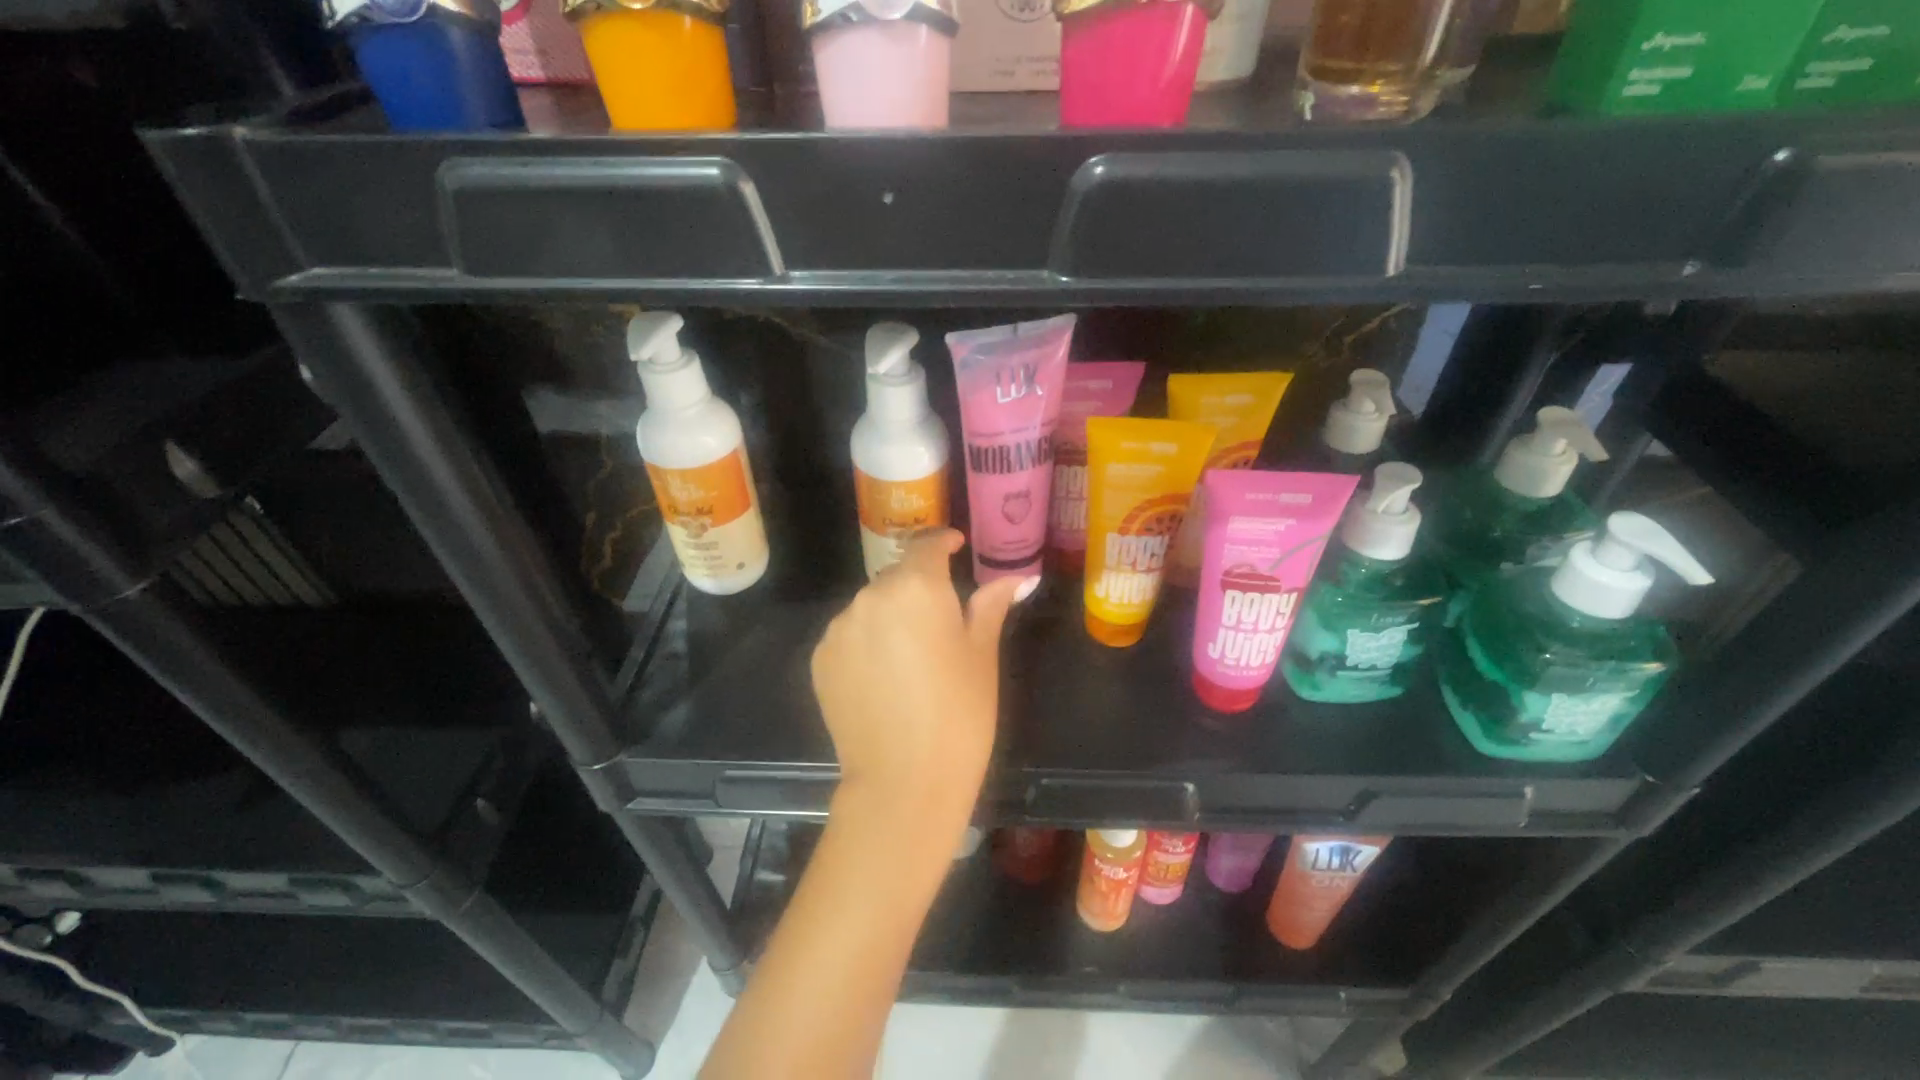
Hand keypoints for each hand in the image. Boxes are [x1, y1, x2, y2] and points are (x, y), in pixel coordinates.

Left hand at [810, 529, 1036, 827]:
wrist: (904, 781)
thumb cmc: (960, 715)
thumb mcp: (982, 656)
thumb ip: (991, 606)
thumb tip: (1018, 576)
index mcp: (917, 587)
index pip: (927, 545)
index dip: (943, 541)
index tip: (956, 546)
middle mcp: (870, 596)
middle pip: (898, 578)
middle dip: (920, 590)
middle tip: (944, 623)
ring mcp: (840, 628)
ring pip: (871, 608)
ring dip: (891, 618)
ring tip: (913, 660)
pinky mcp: (820, 659)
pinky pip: (849, 637)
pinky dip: (866, 645)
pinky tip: (884, 680)